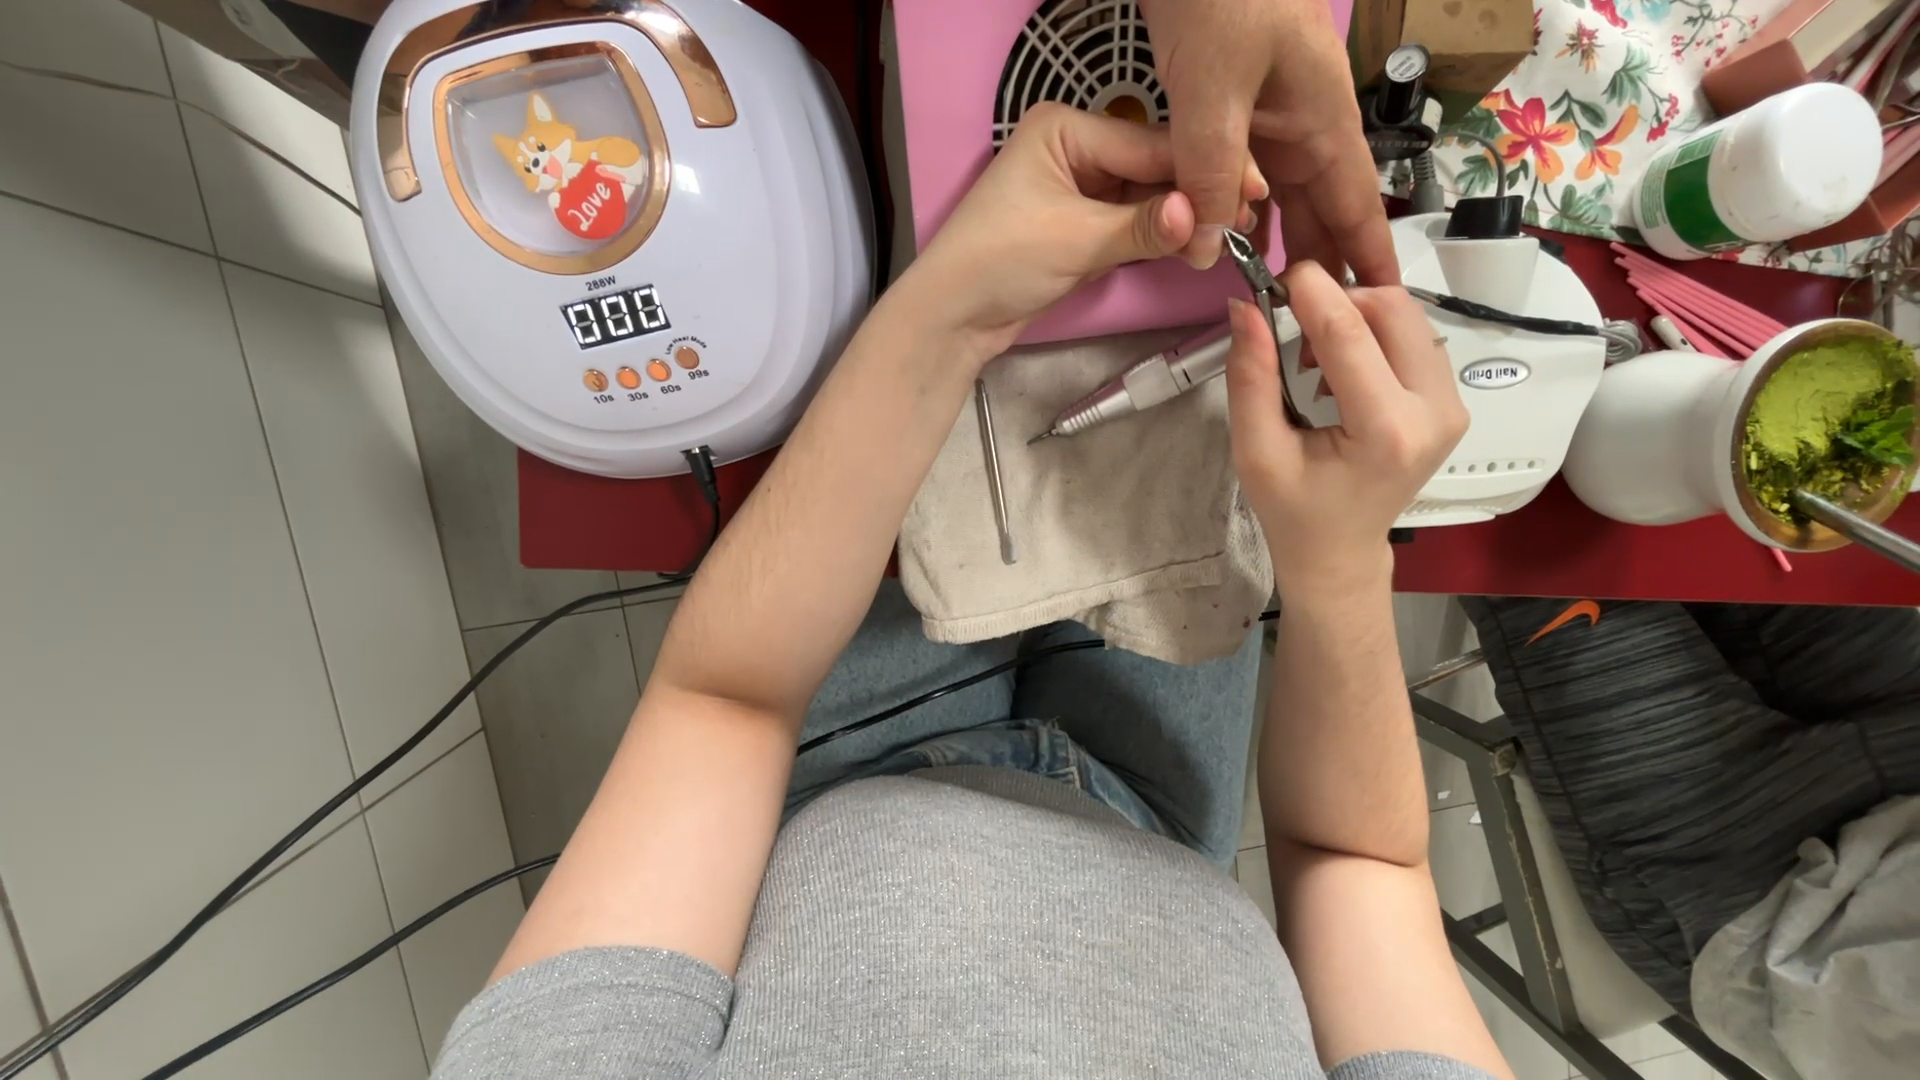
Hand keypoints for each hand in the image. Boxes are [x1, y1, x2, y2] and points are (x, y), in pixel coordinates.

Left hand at [901, 103, 1261, 357]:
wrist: (954, 317)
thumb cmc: (1000, 261)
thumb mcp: (1078, 239)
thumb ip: (1145, 226)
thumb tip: (1207, 216)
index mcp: (1064, 130)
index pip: (1147, 144)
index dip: (1199, 170)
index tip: (1250, 190)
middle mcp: (1073, 152)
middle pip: (1149, 170)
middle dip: (1192, 197)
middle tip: (1246, 219)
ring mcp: (1076, 191)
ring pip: (1143, 200)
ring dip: (1178, 222)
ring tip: (1227, 236)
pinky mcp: (1077, 229)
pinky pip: (1128, 226)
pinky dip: (1155, 238)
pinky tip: (1192, 246)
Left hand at [1139, 0, 1395, 282]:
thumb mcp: (1213, 93)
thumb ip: (1209, 177)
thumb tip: (1208, 253)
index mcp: (1320, 121)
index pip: (1356, 204)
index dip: (1369, 256)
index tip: (1387, 304)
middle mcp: (1303, 126)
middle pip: (1321, 209)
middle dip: (1322, 264)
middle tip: (1315, 324)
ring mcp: (1271, 119)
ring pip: (1283, 196)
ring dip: (1279, 241)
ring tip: (1276, 296)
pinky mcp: (1237, 112)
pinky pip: (1246, 175)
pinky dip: (1240, 210)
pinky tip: (1230, 238)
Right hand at [1225, 263, 1466, 599]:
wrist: (1339, 550)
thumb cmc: (1291, 509)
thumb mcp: (1255, 450)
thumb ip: (1250, 378)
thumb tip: (1245, 307)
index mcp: (1386, 432)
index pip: (1351, 336)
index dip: (1312, 293)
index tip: (1277, 274)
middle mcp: (1436, 413)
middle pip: (1393, 310)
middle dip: (1339, 300)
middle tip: (1293, 322)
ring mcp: (1452, 406)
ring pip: (1409, 318)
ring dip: (1357, 317)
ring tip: (1315, 357)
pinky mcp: (1452, 402)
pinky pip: (1415, 338)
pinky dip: (1374, 335)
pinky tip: (1343, 369)